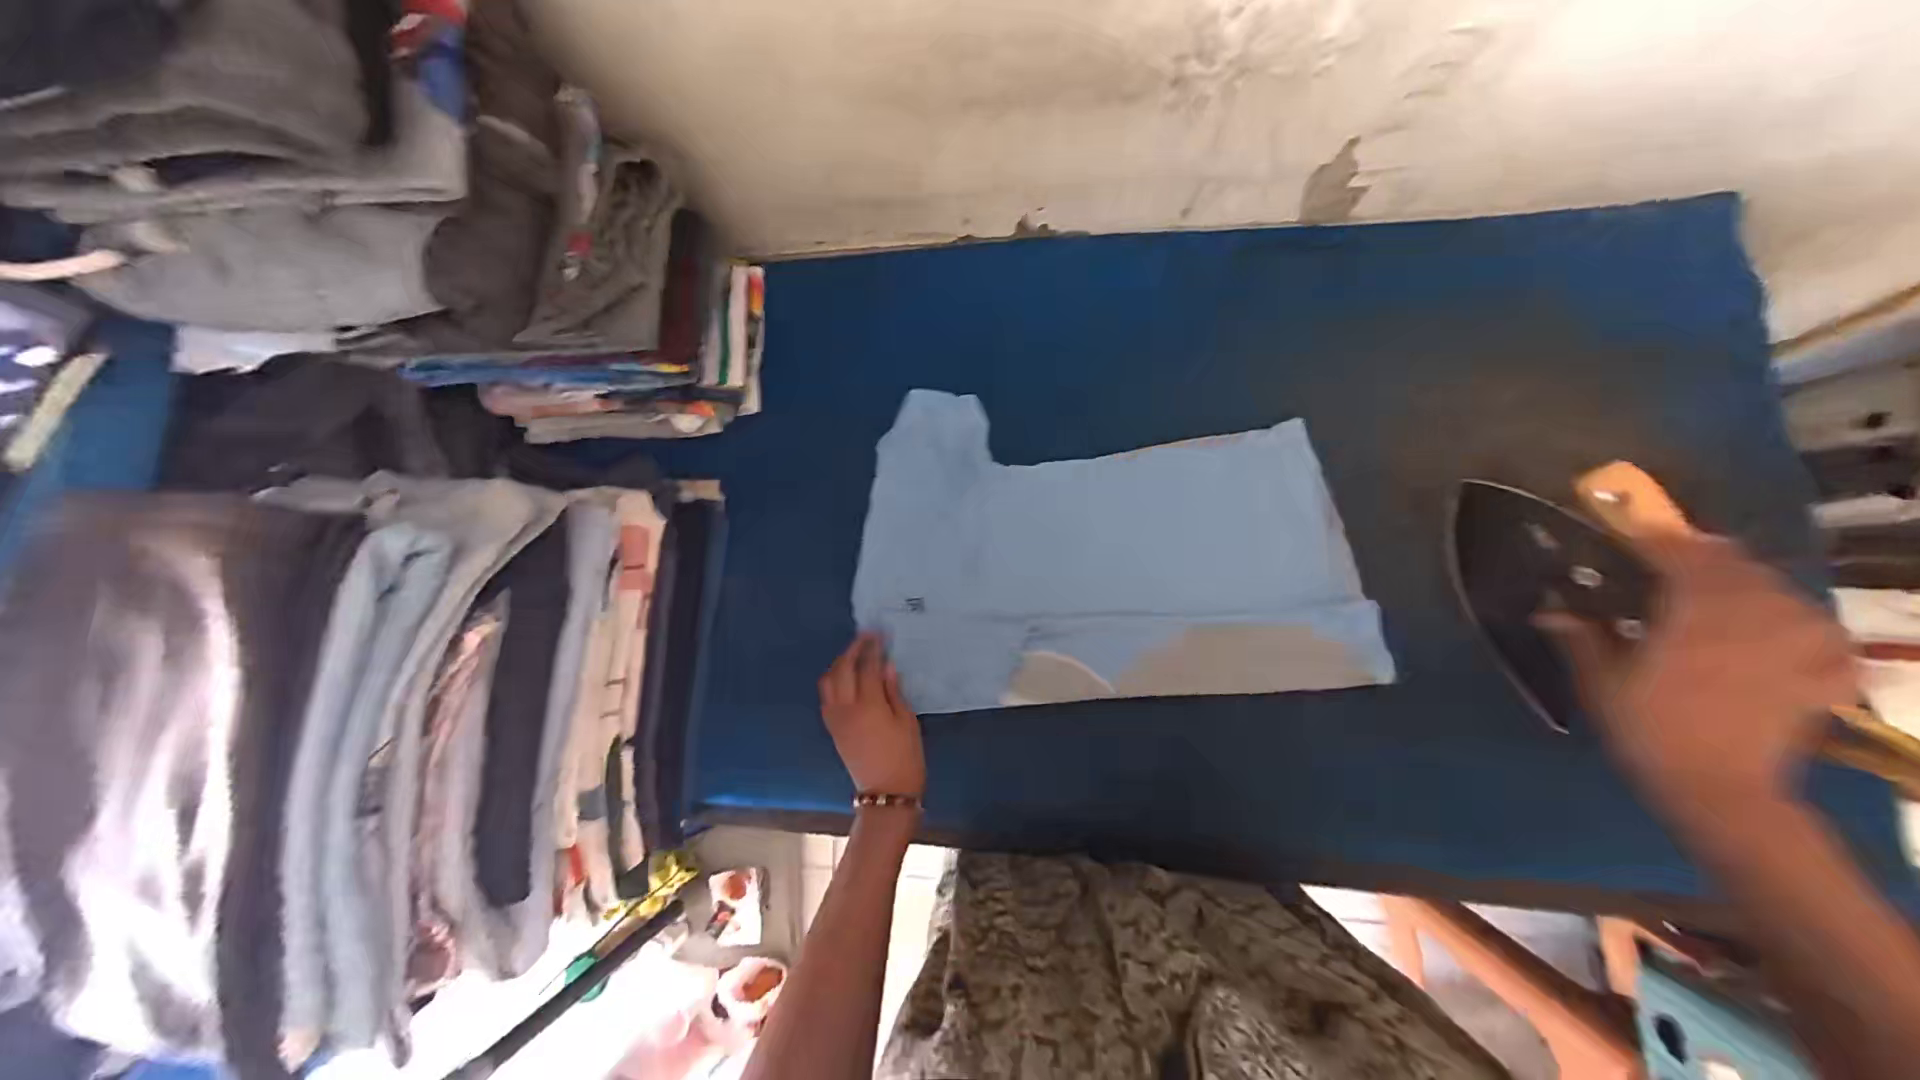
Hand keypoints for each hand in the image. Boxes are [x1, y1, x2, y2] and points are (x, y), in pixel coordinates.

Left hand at [818, 634, 923, 798]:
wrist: (886, 792)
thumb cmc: (905, 756)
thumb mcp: (907, 720)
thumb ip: (894, 690)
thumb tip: (886, 666)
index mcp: (869, 705)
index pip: (868, 667)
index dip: (873, 648)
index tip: (878, 634)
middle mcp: (846, 708)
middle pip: (842, 669)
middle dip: (852, 650)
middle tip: (865, 638)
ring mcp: (836, 718)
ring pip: (829, 681)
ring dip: (839, 663)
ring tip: (854, 655)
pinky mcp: (832, 728)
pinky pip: (826, 696)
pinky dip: (834, 681)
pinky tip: (845, 678)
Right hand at [1540, 534, 1856, 808]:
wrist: (1717, 788)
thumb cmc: (1647, 729)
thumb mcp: (1600, 682)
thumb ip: (1580, 639)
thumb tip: (1548, 610)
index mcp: (1694, 619)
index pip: (1683, 558)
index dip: (1657, 541)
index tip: (1631, 534)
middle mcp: (1753, 623)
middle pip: (1739, 569)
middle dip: (1707, 556)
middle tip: (1676, 557)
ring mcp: (1796, 649)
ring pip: (1783, 595)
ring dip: (1753, 584)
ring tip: (1727, 589)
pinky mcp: (1821, 676)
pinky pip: (1825, 637)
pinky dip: (1807, 626)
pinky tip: (1791, 630)